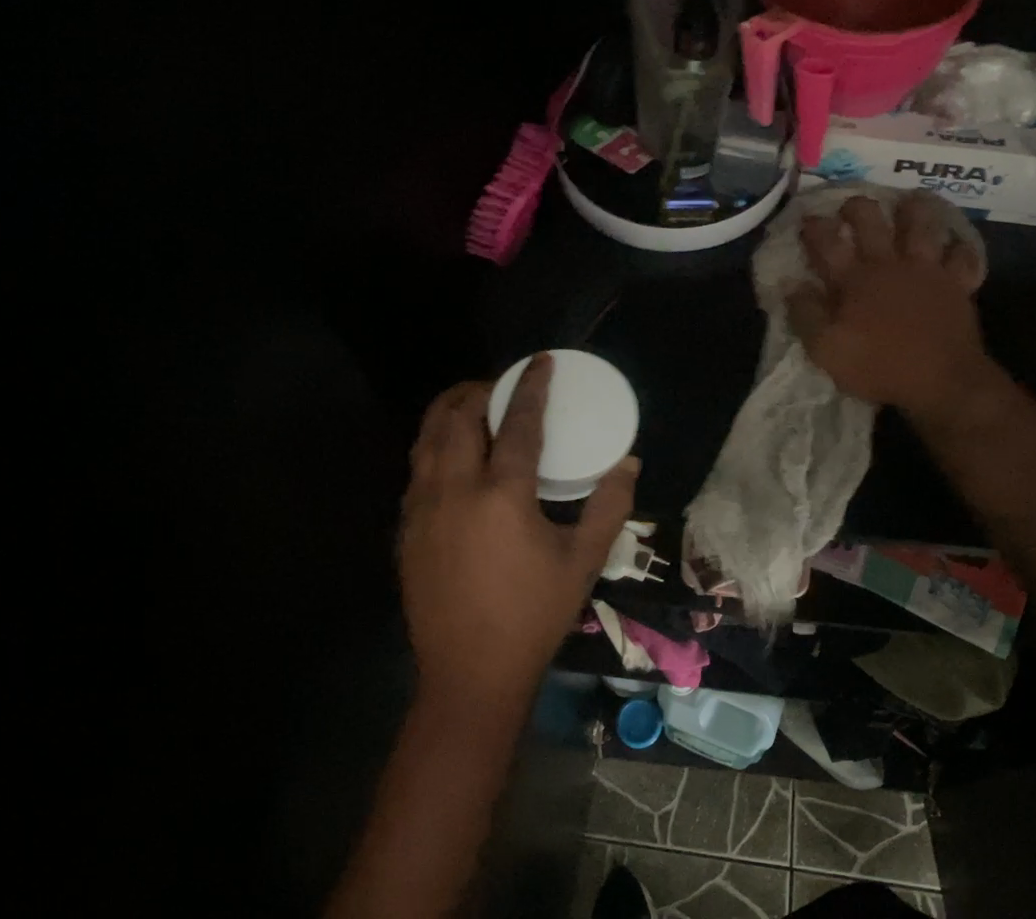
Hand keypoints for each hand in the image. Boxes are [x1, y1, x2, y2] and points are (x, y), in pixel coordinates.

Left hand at [398, 354, 638, 706]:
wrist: (470, 673)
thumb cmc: (534, 617)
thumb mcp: (583, 562)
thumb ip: (608, 507)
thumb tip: (629, 463)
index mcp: (502, 495)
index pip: (517, 423)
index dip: (530, 387)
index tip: (540, 361)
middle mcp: (454, 490)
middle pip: (456, 418)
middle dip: (477, 389)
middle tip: (501, 385)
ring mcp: (422, 510)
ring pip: (426, 440)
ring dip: (448, 413)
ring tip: (472, 406)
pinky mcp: (406, 530)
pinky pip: (416, 470)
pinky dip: (433, 447)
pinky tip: (452, 458)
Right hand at [787, 194, 997, 418]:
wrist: (941, 381)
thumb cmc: (879, 366)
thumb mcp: (826, 350)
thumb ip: (806, 315)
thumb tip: (792, 286)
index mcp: (854, 280)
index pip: (827, 242)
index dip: (814, 227)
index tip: (806, 220)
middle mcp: (889, 265)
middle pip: (872, 221)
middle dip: (858, 208)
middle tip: (851, 206)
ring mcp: (927, 271)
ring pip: (922, 226)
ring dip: (915, 210)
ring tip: (910, 201)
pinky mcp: (956, 285)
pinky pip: (962, 257)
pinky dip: (958, 248)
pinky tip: (955, 244)